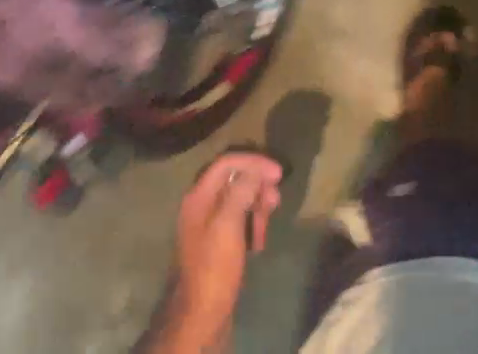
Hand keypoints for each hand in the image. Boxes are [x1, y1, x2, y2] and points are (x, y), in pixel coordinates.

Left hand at [153, 153, 283, 351]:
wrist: (202, 314)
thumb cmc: (214, 267)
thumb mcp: (228, 225)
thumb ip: (241, 191)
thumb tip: (255, 169)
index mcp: (198, 196)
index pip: (227, 163)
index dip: (253, 163)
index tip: (279, 173)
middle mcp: (200, 204)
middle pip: (233, 179)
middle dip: (257, 185)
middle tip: (275, 200)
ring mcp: (208, 224)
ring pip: (237, 200)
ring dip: (256, 205)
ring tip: (269, 221)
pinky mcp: (217, 242)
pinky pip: (237, 220)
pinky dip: (251, 223)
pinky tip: (259, 240)